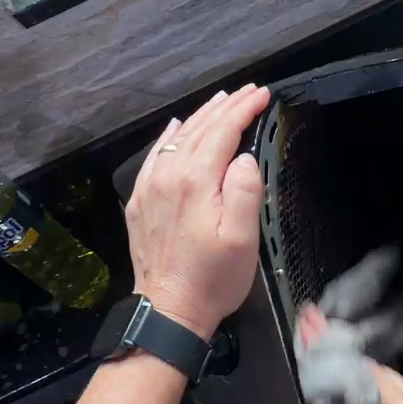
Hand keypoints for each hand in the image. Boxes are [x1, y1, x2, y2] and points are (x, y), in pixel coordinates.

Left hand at [124, 84, 270, 338]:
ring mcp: (150, 187)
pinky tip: (178, 127)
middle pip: (200, 129)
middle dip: (227, 106)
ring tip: (222, 99)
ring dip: (202, 115)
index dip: (244, 110)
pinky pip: (155, 156)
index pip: (223, 131)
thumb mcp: (241, 239)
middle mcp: (169, 176)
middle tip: (249, 91)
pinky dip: (170, 136)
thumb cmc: (213, 278)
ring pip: (178, 138)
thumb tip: (243, 156)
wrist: (168, 312)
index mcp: (196, 181)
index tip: (263, 95)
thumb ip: (244, 191)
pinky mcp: (139, 201)